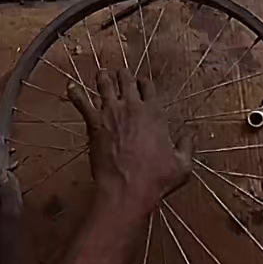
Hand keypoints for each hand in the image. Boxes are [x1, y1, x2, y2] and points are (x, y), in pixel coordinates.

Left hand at [68, 69, 191, 224]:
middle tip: (119, 73)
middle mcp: (133, 106)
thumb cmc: (156, 179)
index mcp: (154, 112)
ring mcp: (112, 112)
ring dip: (103, 77)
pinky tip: (70, 88)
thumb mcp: (182, 165)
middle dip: (123, 74)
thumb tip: (191, 133)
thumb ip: (187, 145)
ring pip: (105, 84)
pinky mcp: (94, 123)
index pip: (148, 86)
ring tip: (101, 73)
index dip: (144, 82)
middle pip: (126, 79)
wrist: (127, 189)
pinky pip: (82, 103)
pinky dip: (76, 94)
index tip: (141, 83)